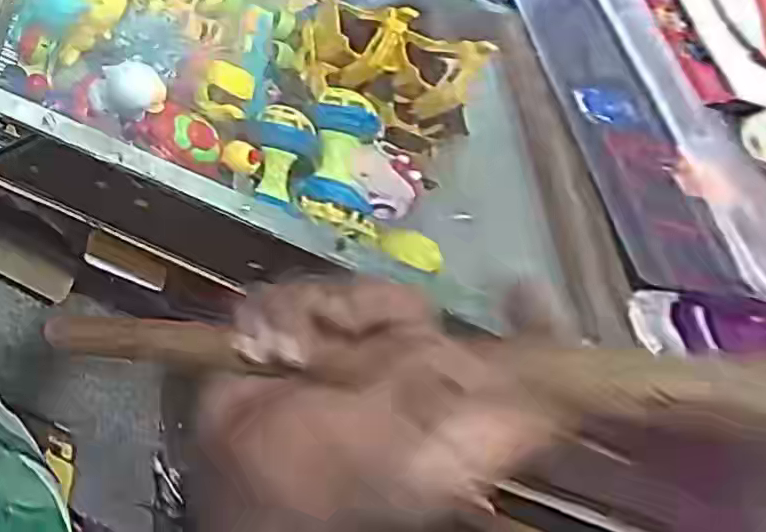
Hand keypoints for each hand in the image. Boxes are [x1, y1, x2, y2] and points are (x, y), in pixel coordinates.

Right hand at [197, 279, 560, 528]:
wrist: (232, 470)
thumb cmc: (314, 476)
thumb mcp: (381, 450)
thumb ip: (418, 398)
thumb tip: (454, 345)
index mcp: (443, 413)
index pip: (511, 370)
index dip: (533, 331)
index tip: (521, 290)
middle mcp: (400, 377)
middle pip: (402, 305)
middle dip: (353, 305)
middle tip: (325, 328)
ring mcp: (343, 356)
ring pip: (335, 293)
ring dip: (295, 312)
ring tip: (275, 350)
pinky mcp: (291, 338)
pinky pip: (283, 297)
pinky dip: (263, 314)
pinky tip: (254, 345)